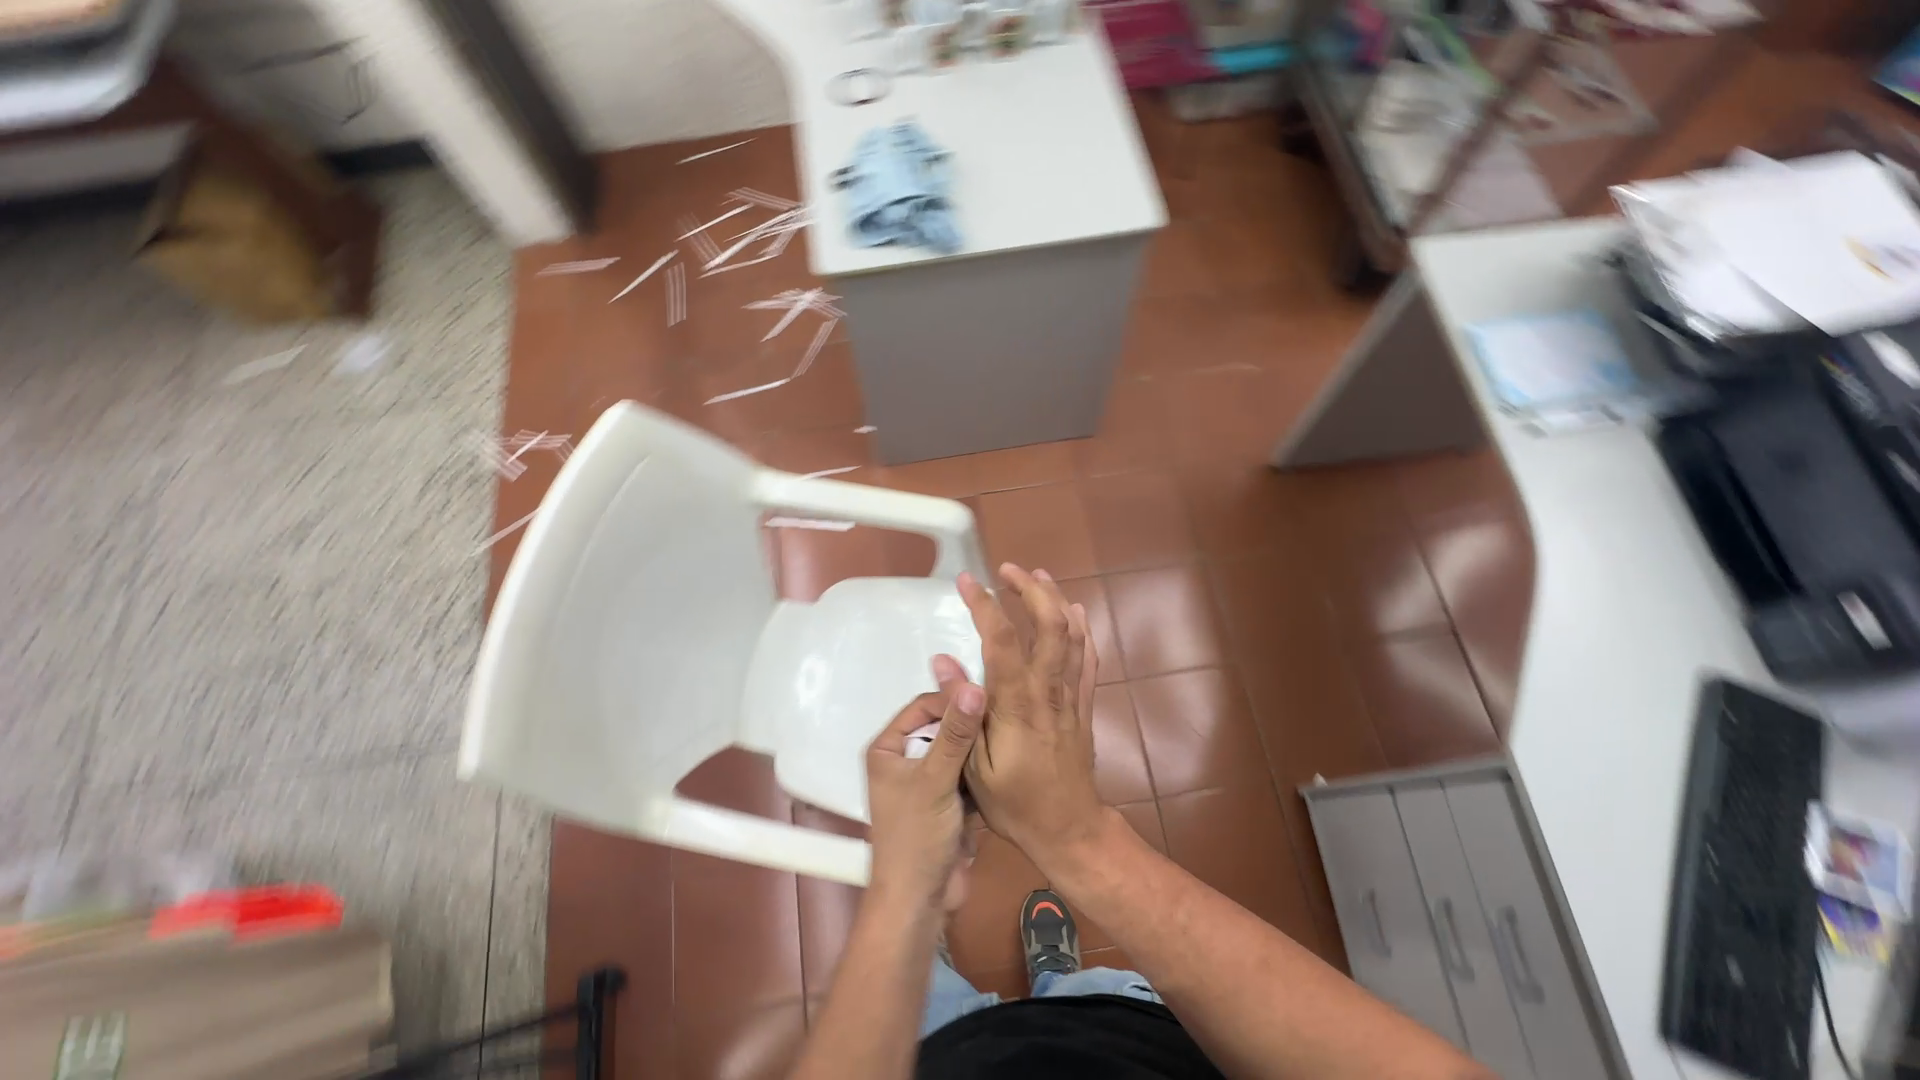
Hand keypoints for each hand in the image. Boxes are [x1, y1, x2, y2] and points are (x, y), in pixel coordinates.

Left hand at [864, 658, 985, 908]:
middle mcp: (904, 760)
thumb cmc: (917, 836)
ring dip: (979, 752)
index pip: (923, 706)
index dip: (952, 701)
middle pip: (943, 728)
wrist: (921, 899)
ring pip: (958, 752)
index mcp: (887, 748)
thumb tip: (972, 685)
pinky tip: (1004, 769)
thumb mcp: (937, 779)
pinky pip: (967, 776)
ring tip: (1009, 743)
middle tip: (1005, 722)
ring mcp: (927, 782)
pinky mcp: (946, 803)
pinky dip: (981, 775)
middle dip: (970, 728)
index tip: (989, 701)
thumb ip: (956, 733)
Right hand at [957, 564, 1105, 874]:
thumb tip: (943, 661)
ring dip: (1055, 599)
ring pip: (1072, 635)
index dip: (984, 603)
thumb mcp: (973, 767)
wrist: (1069, 829)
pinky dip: (1082, 629)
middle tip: (1006, 570)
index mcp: (1016, 703)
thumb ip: (960, 710)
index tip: (965, 580)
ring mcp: (1071, 696)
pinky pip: (1088, 658)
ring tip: (1037, 576)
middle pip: (1049, 624)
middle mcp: (1048, 690)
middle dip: (1029, 589)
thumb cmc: (1014, 803)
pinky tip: (1075, 612)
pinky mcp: (1083, 706)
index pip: (1000, 639)